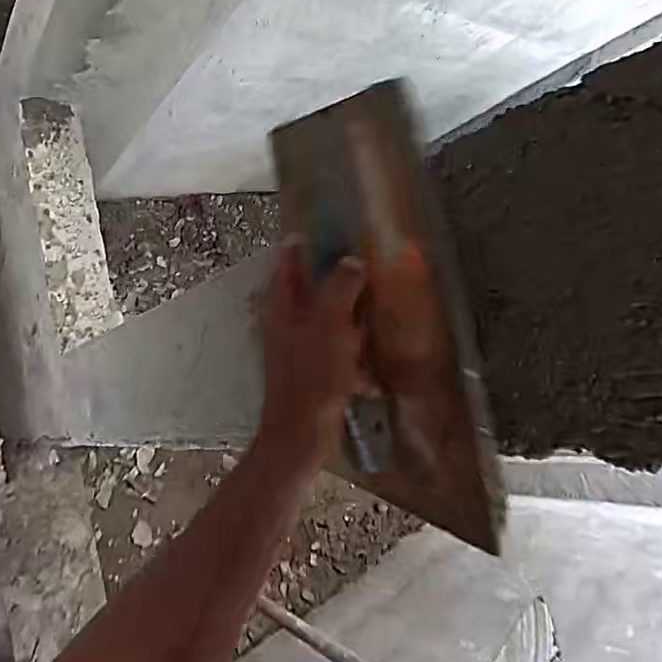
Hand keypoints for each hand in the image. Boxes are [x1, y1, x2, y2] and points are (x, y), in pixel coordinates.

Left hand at [258, 244, 367, 468]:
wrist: (301, 436)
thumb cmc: (313, 376)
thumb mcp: (330, 323)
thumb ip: (340, 286)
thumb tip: (352, 260)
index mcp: (283, 302)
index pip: (291, 256)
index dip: (311, 238)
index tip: (339, 225)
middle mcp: (288, 318)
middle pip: (315, 284)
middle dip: (343, 277)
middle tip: (370, 264)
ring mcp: (302, 343)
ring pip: (332, 315)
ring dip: (354, 316)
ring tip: (378, 312)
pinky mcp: (316, 367)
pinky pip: (340, 347)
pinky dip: (356, 351)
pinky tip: (373, 363)